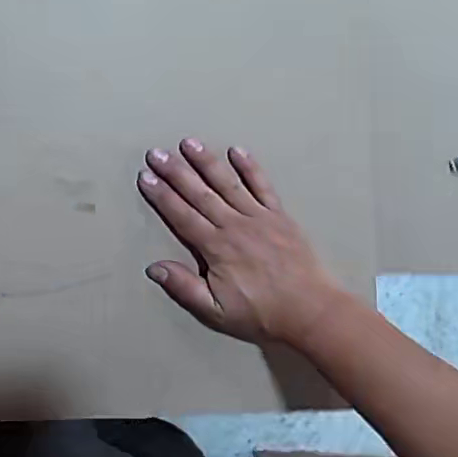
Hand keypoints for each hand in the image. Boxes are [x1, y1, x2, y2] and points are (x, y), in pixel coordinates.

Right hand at [138, 139, 353, 350]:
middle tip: (156, 152)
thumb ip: (184, 287)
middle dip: (176, 172)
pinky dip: (250, 167)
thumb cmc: (261, 314)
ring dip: (206, 162)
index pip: (182, 216)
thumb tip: (154, 267)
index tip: (146, 177)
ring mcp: (259, 217)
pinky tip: (237, 151)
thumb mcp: (216, 311)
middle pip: (199, 194)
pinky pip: (263, 186)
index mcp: (216, 248)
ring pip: (227, 184)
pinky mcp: (280, 216)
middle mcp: (234, 226)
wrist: (312, 310)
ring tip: (188, 142)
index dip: (162, 196)